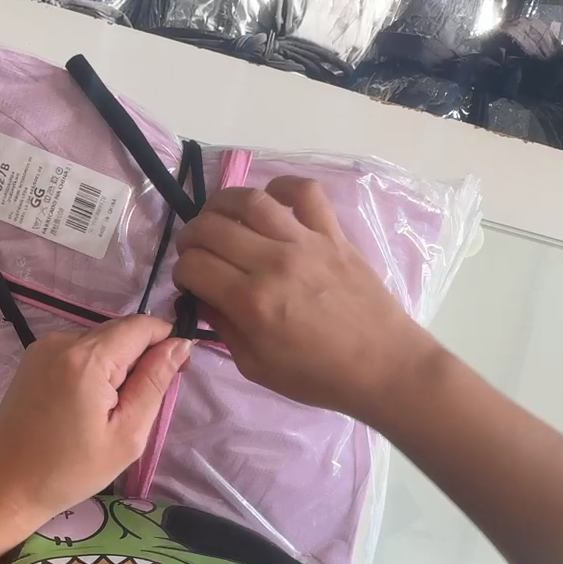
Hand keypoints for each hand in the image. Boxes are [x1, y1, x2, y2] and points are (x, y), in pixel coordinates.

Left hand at [0, 315, 191, 528]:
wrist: (8, 485)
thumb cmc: (72, 470)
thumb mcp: (127, 434)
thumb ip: (154, 382)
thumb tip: (179, 343)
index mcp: (87, 359)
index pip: (141, 325)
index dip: (166, 341)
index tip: (177, 372)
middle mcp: (62, 341)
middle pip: (119, 332)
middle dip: (141, 358)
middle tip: (143, 403)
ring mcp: (42, 348)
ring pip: (99, 343)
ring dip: (116, 366)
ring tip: (111, 411)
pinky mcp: (32, 359)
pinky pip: (77, 352)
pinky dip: (93, 370)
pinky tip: (87, 405)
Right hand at [172, 176, 436, 420]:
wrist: (382, 366)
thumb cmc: (316, 376)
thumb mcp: (255, 367)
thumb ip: (223, 329)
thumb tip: (202, 298)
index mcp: (251, 303)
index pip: (194, 266)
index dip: (181, 273)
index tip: (189, 283)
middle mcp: (273, 263)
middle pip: (212, 228)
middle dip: (190, 238)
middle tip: (193, 250)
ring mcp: (306, 242)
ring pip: (250, 200)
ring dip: (221, 205)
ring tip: (217, 218)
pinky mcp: (332, 233)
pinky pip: (304, 191)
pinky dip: (281, 187)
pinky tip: (270, 202)